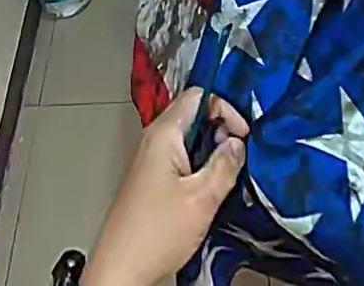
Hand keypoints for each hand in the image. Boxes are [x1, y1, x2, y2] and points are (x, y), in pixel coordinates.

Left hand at [84, 89, 248, 285]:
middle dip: (220, 128)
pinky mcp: (151, 177)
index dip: (225, 108)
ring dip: (210, 148)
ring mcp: (151, 157)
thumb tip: (238, 143)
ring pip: (188, 137)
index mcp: (164, 132)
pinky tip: (209, 186)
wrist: (120, 272)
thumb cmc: (158, 231)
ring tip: (225, 173)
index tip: (243, 136)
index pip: (199, 95)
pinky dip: (198, 162)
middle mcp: (155, 137)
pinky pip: (180, 155)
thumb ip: (224, 165)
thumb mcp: (201, 198)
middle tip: (235, 156)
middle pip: (193, 113)